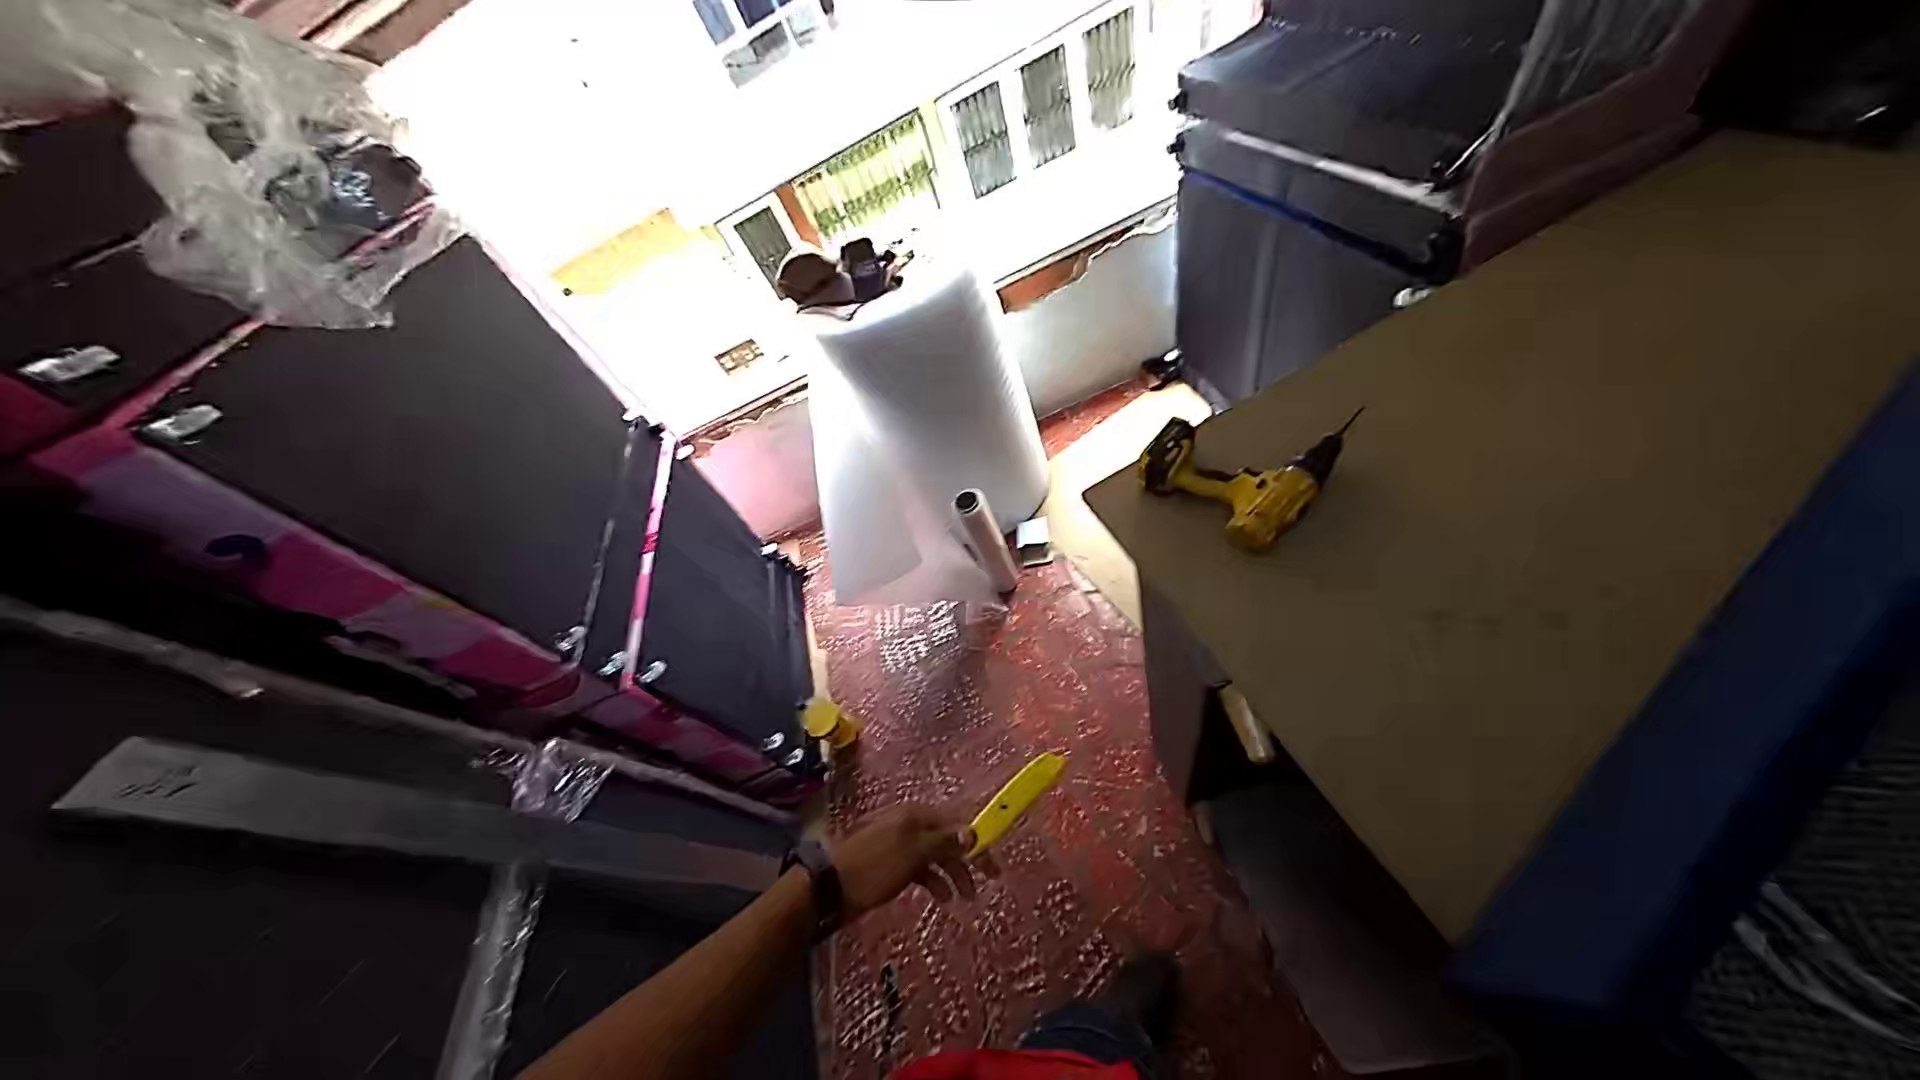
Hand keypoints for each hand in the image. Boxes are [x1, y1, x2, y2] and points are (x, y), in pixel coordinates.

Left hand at [831, 803, 986, 914]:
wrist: (830, 888)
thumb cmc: (875, 867)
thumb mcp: (912, 854)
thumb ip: (944, 842)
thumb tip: (973, 832)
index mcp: (916, 815)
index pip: (957, 821)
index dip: (978, 839)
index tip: (994, 863)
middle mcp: (910, 823)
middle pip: (948, 837)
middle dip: (968, 858)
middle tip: (987, 882)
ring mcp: (900, 842)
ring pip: (936, 853)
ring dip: (952, 872)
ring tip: (964, 897)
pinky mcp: (891, 861)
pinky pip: (921, 866)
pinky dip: (933, 879)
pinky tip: (941, 897)